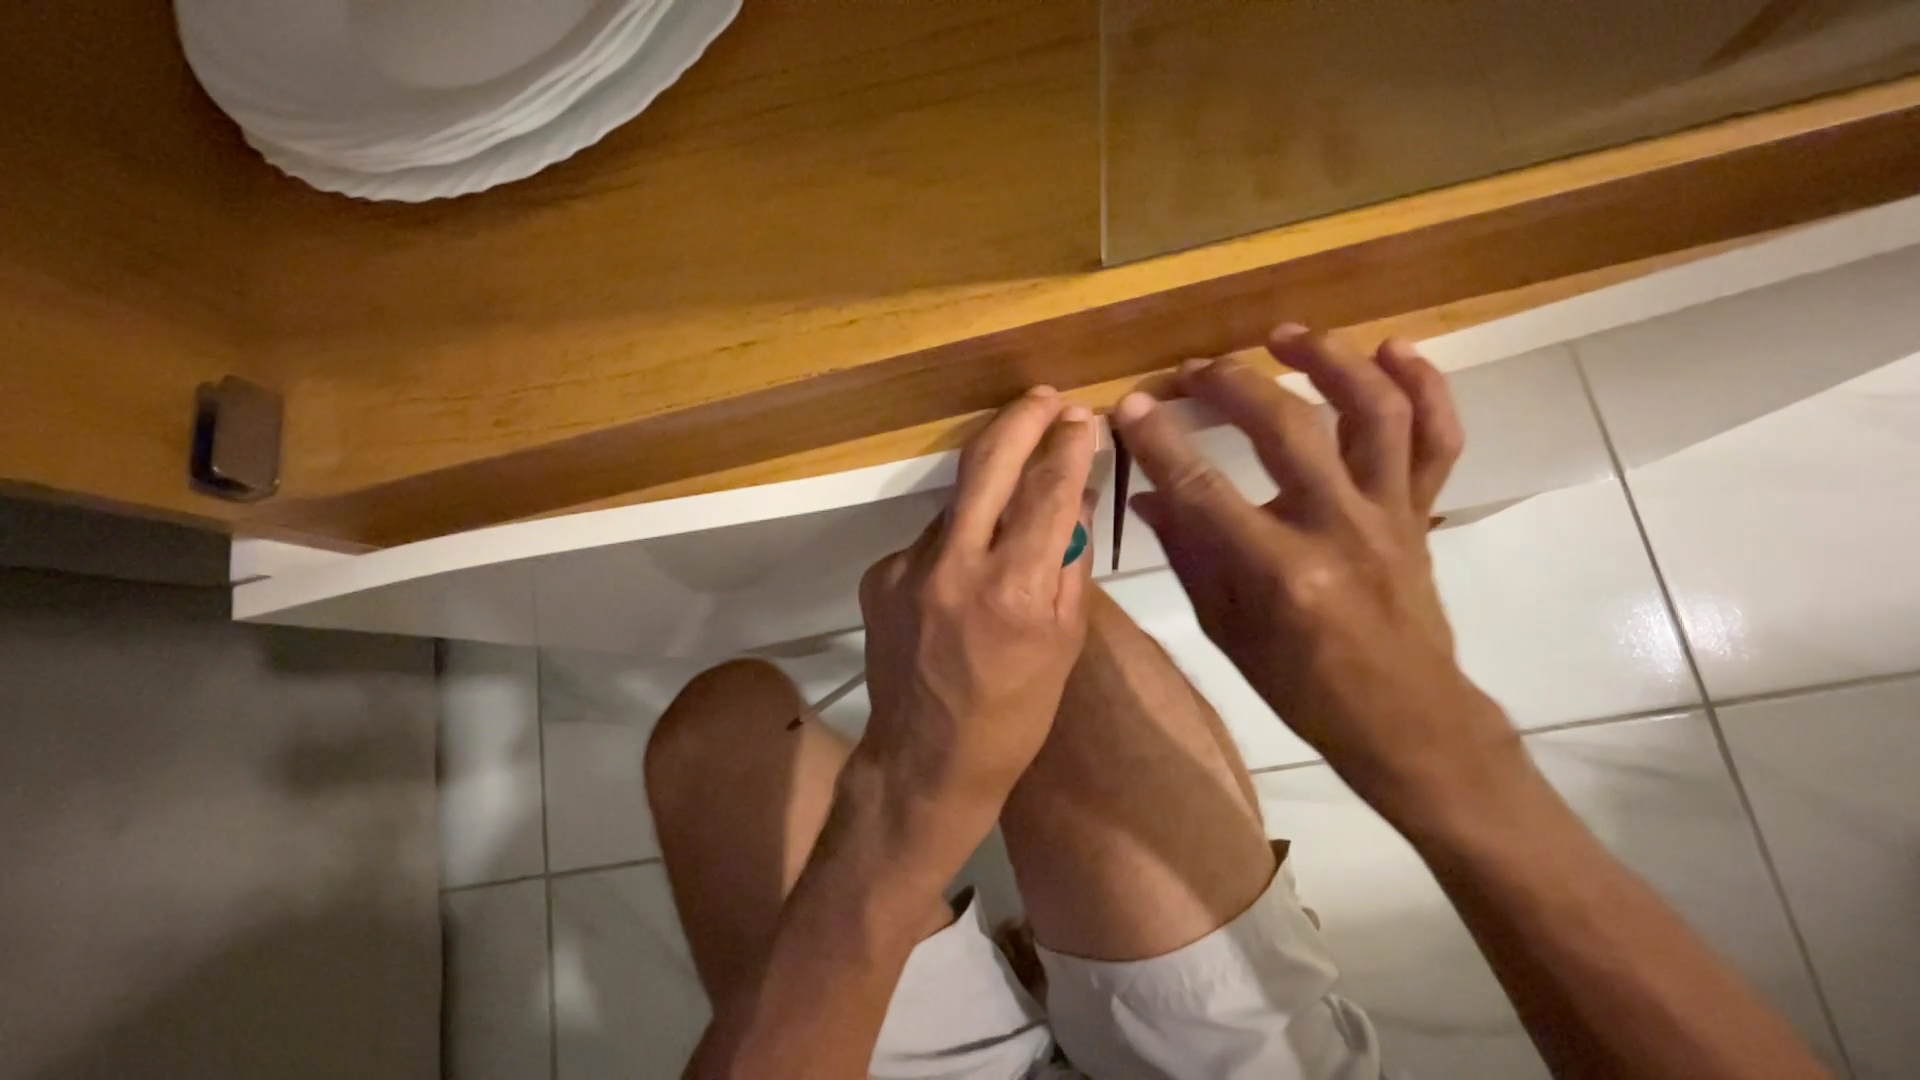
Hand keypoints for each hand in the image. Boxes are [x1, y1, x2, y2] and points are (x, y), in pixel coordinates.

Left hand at [857, 387, 1099, 819]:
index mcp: (1016, 589)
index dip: (1069, 446)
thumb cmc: (1014, 713)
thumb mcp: (1064, 642)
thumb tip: (1077, 493)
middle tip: (1044, 398)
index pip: (1048, 490)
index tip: (1082, 418)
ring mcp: (908, 567)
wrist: (925, 759)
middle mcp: (956, 565)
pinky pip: (931, 539)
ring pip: (958, 502)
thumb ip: (1071, 561)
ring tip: (1013, 505)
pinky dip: (957, 540)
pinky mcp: (881, 574)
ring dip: (989, 491)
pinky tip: (967, 574)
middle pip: (988, 463)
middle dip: (1021, 420)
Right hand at [1112, 326, 1517, 821]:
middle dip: (1232, 386)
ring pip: (1373, 413)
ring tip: (1285, 334)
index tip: (1130, 406)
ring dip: (1330, 361)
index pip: (1203, 488)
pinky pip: (1437, 440)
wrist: (1404, 718)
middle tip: (1193, 370)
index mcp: (1279, 572)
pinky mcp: (1420, 512)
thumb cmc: (1302, 686)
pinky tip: (1393, 349)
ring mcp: (1389, 515)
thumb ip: (1187, 554)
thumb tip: (1147, 495)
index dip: (1160, 441)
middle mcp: (1338, 529)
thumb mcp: (1225, 630)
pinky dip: (1424, 387)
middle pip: (1286, 430)